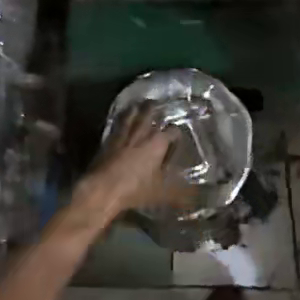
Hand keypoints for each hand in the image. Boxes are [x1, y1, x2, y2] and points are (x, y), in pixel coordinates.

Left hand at [75, 106, 182, 220]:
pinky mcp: (108, 140)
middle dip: (153, 107)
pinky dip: (120, 120)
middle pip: (148, 113)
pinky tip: (120, 122)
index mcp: (158, 142)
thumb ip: (180, 193)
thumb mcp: (162, 194)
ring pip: (130, 115)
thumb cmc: (136, 189)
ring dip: (135, 109)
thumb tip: (196, 197)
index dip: (176, 133)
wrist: (103, 189)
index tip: (177, 136)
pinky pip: (116, 125)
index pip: (172, 131)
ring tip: (137, 105)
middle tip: (156, 103)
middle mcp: (142, 133)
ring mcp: (123, 134)